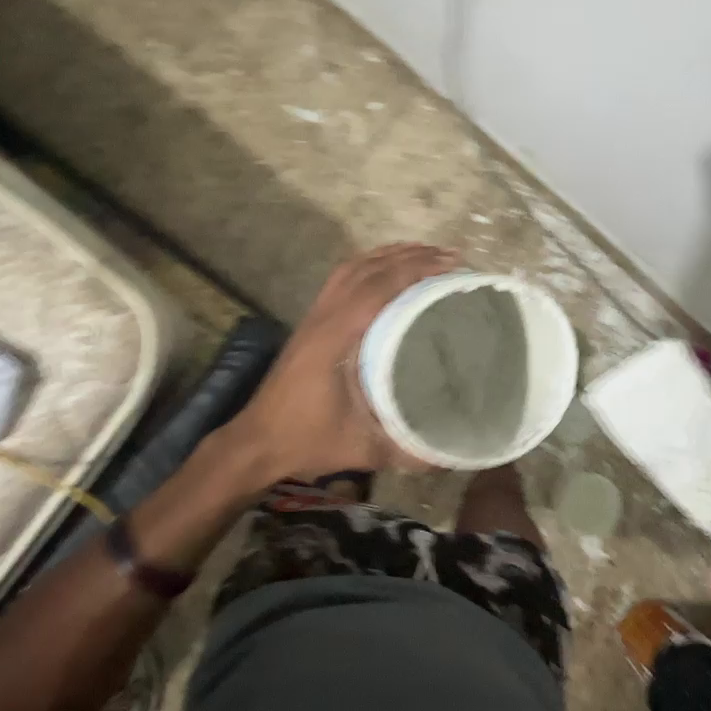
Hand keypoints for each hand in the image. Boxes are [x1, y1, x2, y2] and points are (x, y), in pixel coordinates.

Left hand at [228, 243, 458, 482]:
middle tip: (451, 258)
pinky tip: (390, 274)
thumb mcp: (361, 449)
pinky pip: (341, 278)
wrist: (257, 442)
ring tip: (426, 256)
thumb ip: (406, 451)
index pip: (377, 287)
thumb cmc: (306, 440)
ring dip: (389, 255)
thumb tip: (454, 454)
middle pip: (367, 267)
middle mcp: (323, 317)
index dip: (415, 270)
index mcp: (335, 337)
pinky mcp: (310, 322)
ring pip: (351, 267)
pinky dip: (370, 265)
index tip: (452, 267)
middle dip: (410, 256)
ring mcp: (314, 316)